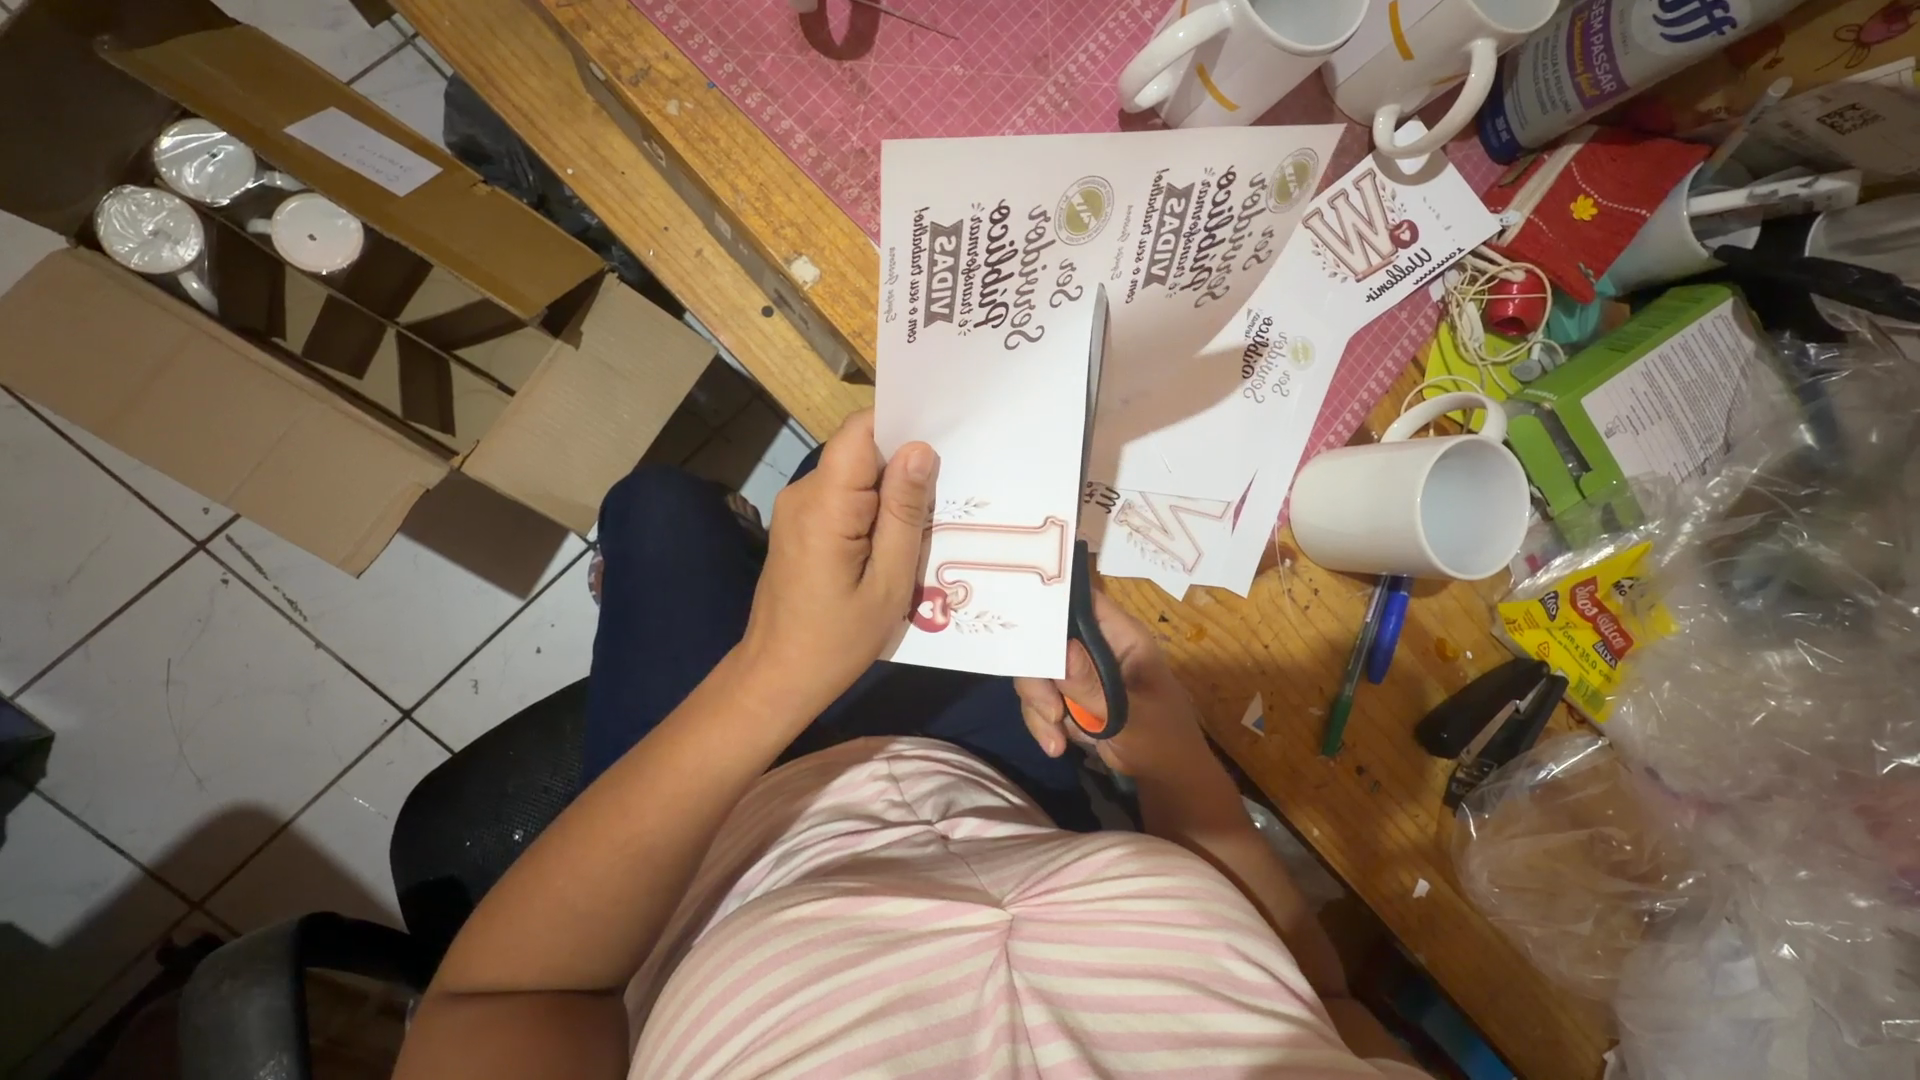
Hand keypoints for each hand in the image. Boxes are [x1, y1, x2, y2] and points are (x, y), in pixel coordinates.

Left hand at [738, 410, 935, 715]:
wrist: (778, 676)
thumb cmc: (837, 639)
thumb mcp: (888, 581)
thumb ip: (903, 512)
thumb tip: (920, 449)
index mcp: (824, 504)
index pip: (860, 431)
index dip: (900, 426)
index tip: (941, 440)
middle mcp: (803, 494)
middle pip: (858, 451)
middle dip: (902, 464)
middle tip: (947, 491)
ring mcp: (796, 510)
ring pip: (853, 476)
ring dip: (889, 492)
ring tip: (927, 522)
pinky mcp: (798, 527)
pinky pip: (841, 499)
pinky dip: (871, 510)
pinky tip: (894, 541)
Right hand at [1014, 589, 1210, 777]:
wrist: (1167, 783)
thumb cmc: (1163, 742)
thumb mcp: (1129, 717)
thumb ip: (1093, 686)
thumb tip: (1061, 649)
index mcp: (1120, 636)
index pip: (1081, 599)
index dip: (1050, 601)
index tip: (1023, 625)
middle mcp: (1096, 646)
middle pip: (1047, 637)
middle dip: (1039, 676)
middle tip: (1049, 711)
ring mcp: (1080, 670)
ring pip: (1038, 670)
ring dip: (1038, 705)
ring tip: (1056, 742)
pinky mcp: (1068, 696)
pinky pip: (1040, 698)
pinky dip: (1041, 722)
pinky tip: (1056, 746)